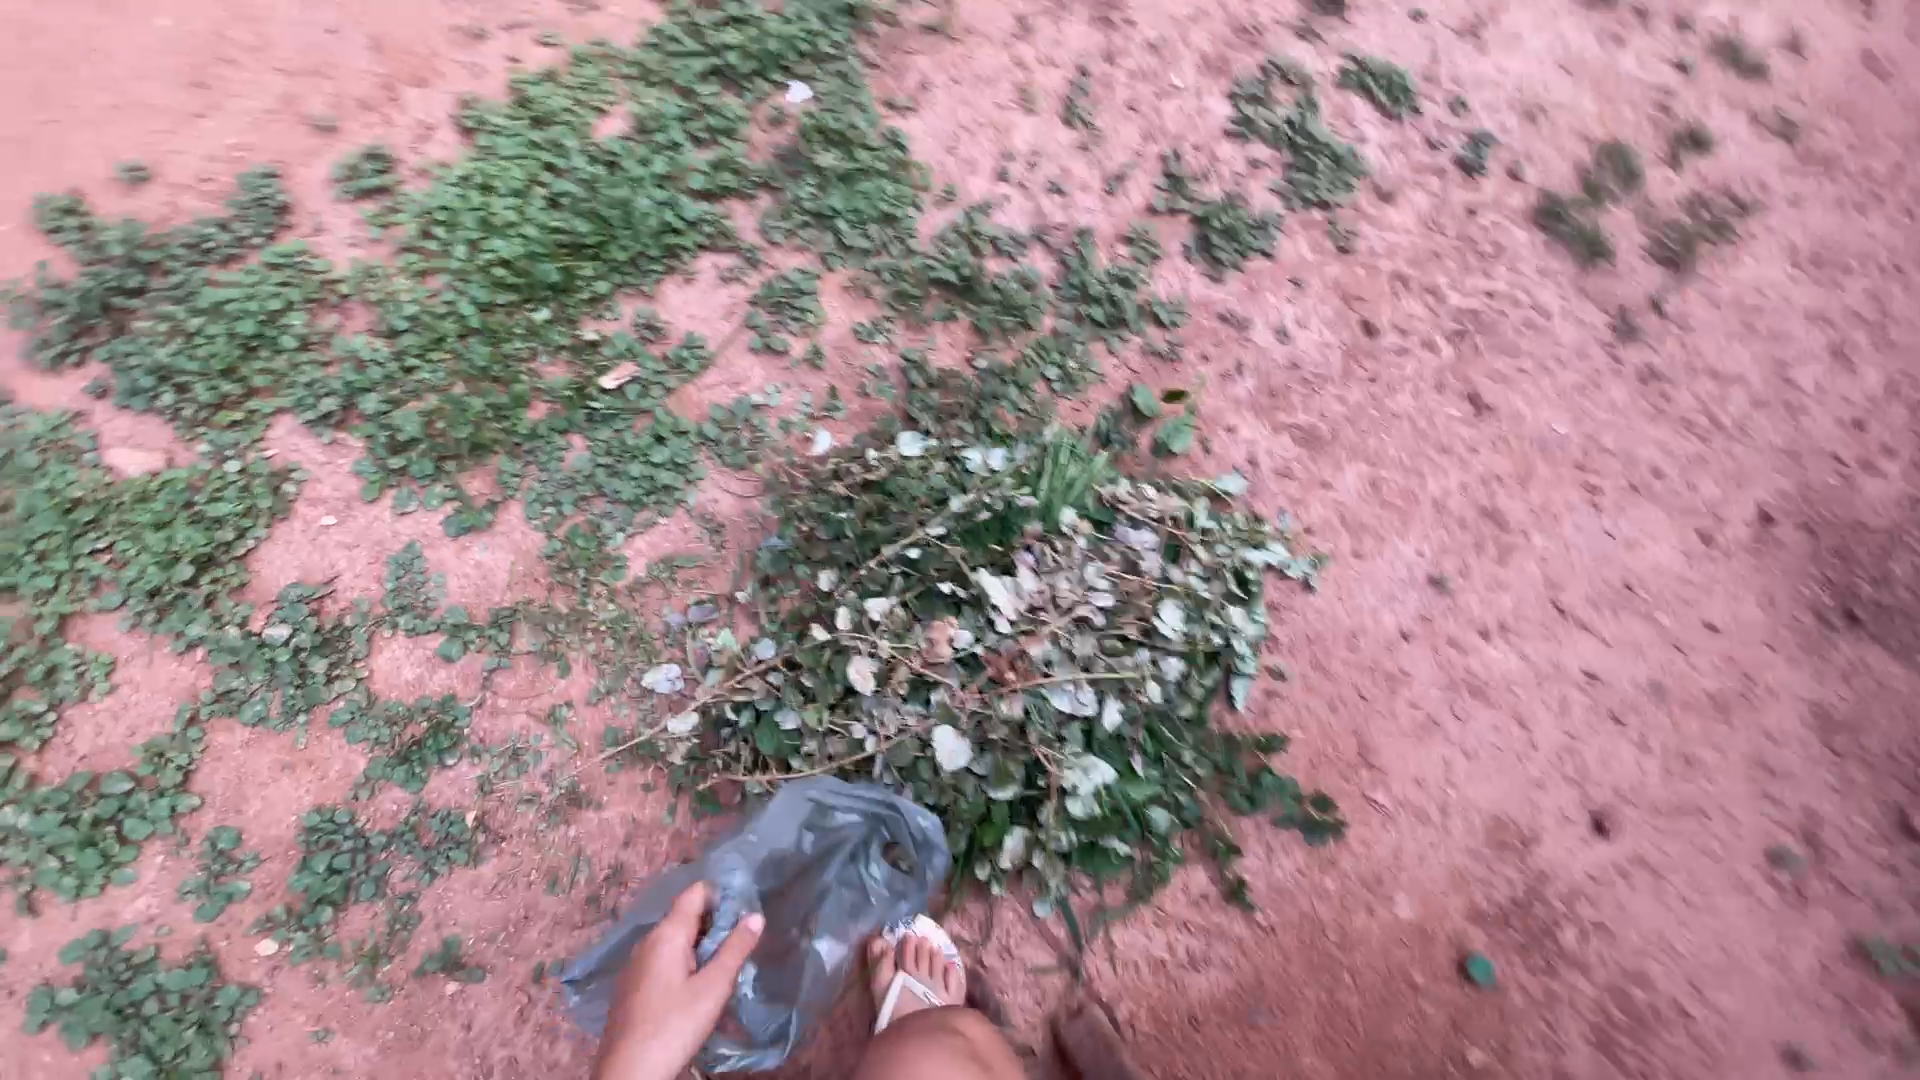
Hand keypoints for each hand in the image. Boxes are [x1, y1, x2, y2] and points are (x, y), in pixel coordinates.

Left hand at [590, 882, 764, 1079]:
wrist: (626, 1078)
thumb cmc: (673, 1027)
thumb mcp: (713, 988)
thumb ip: (735, 948)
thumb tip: (755, 914)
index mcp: (666, 934)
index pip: (695, 892)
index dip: (721, 896)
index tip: (743, 914)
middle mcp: (647, 941)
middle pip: (685, 916)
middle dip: (714, 925)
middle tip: (738, 946)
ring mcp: (635, 965)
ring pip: (674, 941)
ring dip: (700, 947)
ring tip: (721, 969)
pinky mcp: (631, 988)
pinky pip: (662, 961)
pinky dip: (682, 964)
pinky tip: (694, 991)